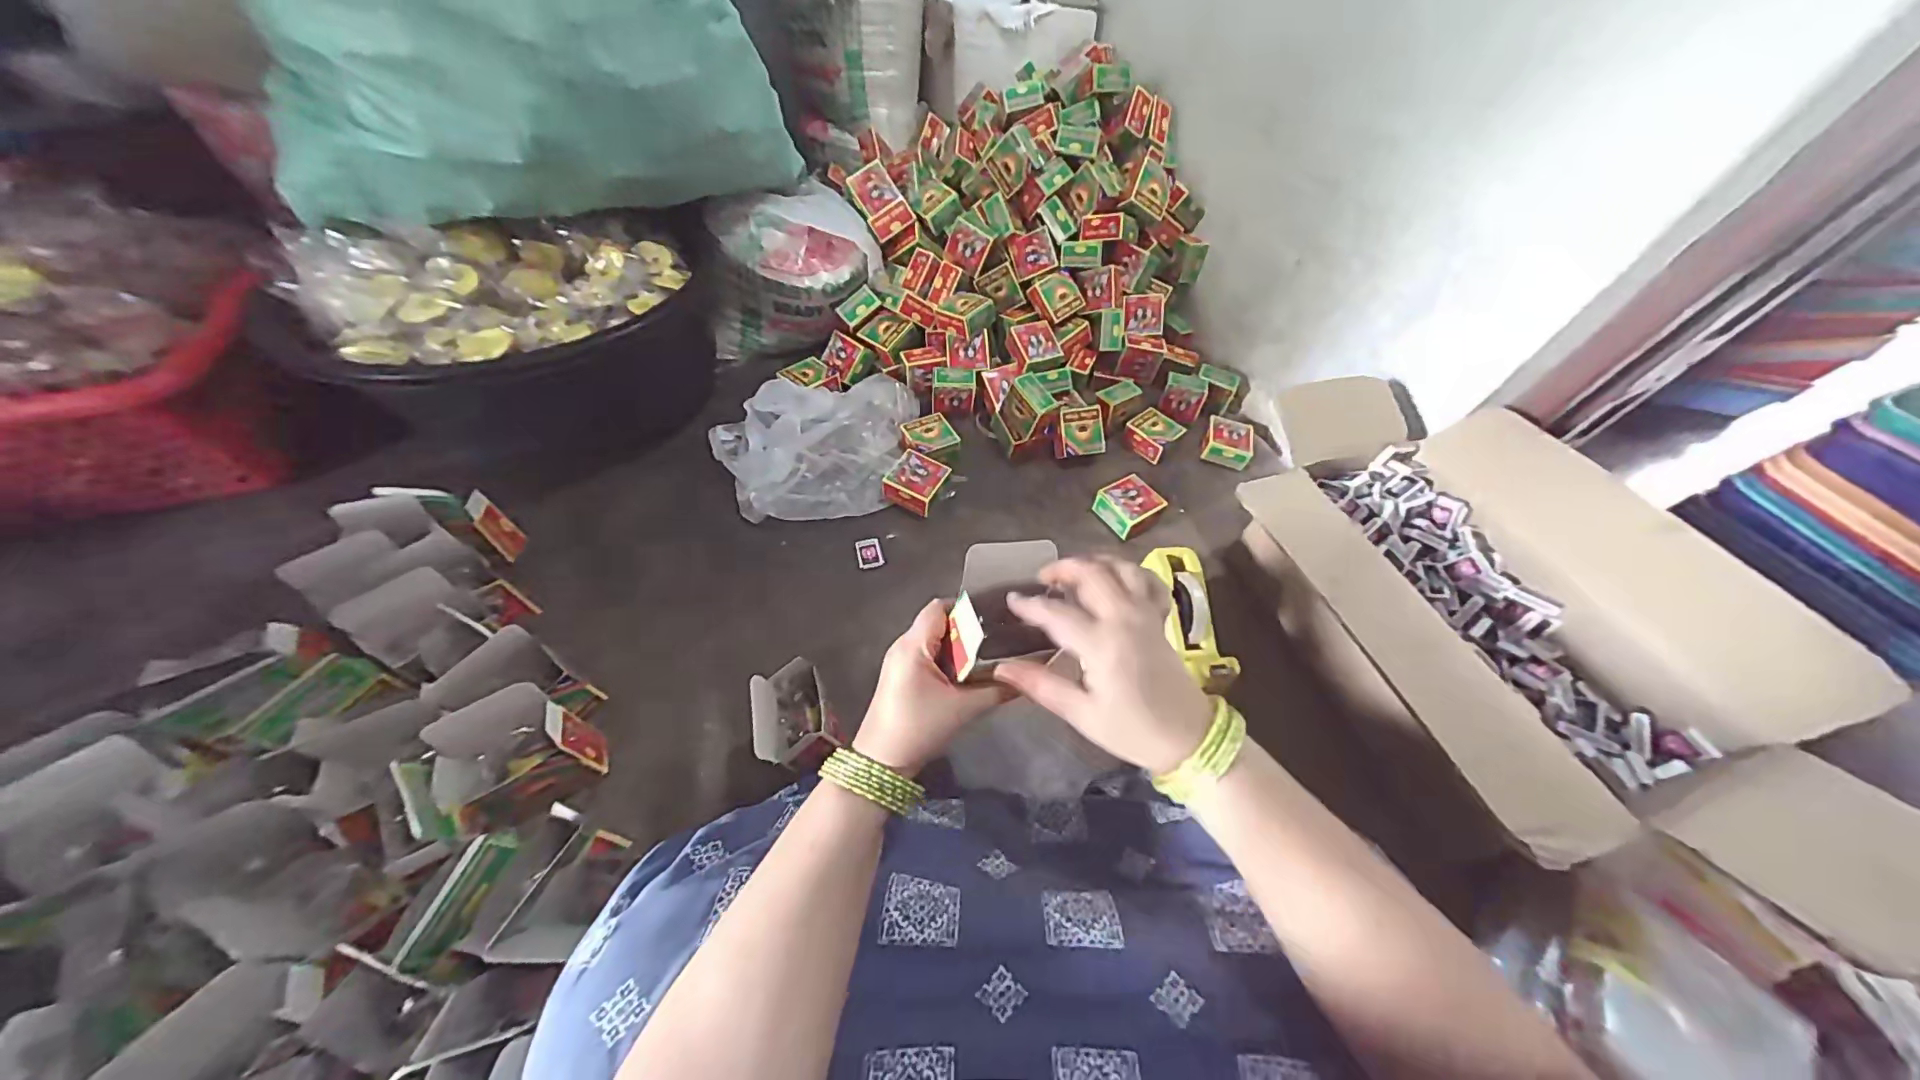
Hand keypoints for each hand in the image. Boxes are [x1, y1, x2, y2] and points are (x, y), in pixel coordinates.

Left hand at [853, 599, 1010, 776]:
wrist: (882, 762)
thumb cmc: (919, 728)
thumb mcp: (963, 709)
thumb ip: (996, 689)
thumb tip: (1025, 678)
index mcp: (913, 645)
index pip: (939, 607)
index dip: (966, 608)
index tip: (993, 621)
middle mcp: (903, 646)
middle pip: (938, 622)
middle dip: (966, 630)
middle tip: (996, 643)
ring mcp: (899, 661)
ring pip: (934, 640)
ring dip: (957, 648)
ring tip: (985, 659)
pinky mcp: (900, 676)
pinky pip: (927, 655)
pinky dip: (946, 660)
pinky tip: (964, 676)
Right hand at [993, 556, 1212, 774]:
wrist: (1188, 738)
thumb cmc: (1132, 730)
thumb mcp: (1082, 713)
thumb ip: (1042, 685)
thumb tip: (1003, 668)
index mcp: (1102, 644)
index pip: (1056, 613)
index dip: (1030, 604)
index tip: (1011, 600)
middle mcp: (1124, 619)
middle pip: (1091, 573)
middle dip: (1062, 568)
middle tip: (1041, 579)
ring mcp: (1146, 615)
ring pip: (1120, 568)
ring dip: (1094, 562)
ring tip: (1073, 573)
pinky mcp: (1160, 619)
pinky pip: (1147, 581)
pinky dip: (1128, 572)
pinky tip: (1114, 580)